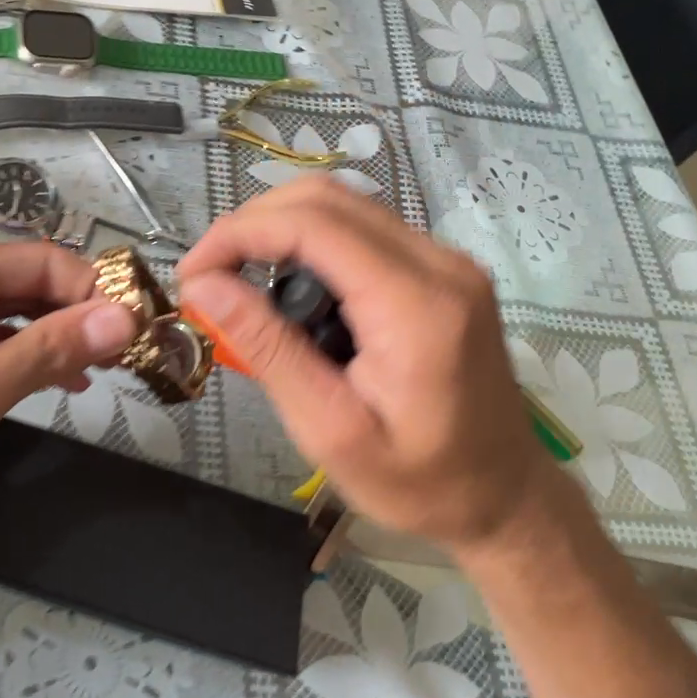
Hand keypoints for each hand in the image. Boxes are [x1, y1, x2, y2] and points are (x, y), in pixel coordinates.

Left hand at [0, 242, 138, 539]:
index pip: (39, 260)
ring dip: (55, 336)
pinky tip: (57, 382)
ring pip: (9, 311)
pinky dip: (22, 356)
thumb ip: (44, 351)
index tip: (138, 333)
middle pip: (25, 281)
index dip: (93, 291)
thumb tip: (121, 316)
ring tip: (103, 372)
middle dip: (78, 313)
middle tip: (130, 358)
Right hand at [177, 176, 560, 553]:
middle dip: (251, 224)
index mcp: (416, 305)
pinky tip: (286, 288)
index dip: (238, 234)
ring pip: (342, 204)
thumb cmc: (417, 481)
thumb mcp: (329, 428)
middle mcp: (439, 264)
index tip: (191, 274)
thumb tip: (203, 286)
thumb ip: (267, 348)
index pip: (312, 224)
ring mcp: (445, 262)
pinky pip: (361, 229)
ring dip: (276, 230)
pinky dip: (307, 242)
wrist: (505, 499)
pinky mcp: (441, 271)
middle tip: (208, 278)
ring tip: (237, 282)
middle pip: (326, 198)